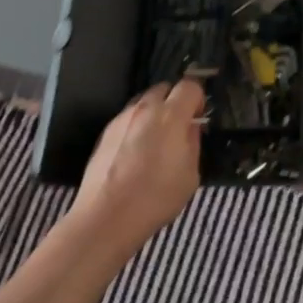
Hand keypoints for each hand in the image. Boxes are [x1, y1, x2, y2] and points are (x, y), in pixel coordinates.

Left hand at [69, 80, 205, 254]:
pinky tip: (134, 153)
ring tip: (154, 141)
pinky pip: (127, 119)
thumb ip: (192, 143)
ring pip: (143, 102)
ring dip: (153, 113)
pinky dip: (135, 127)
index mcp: (171, 115)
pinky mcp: (104, 133)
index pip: (190, 86)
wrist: (106, 217)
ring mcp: (121, 119)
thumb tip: (190, 128)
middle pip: (164, 88)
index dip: (198, 99)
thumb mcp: (190, 175)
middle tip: (178, 127)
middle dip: (174, 101)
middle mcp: (145, 108)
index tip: (198, 118)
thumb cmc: (156, 197)